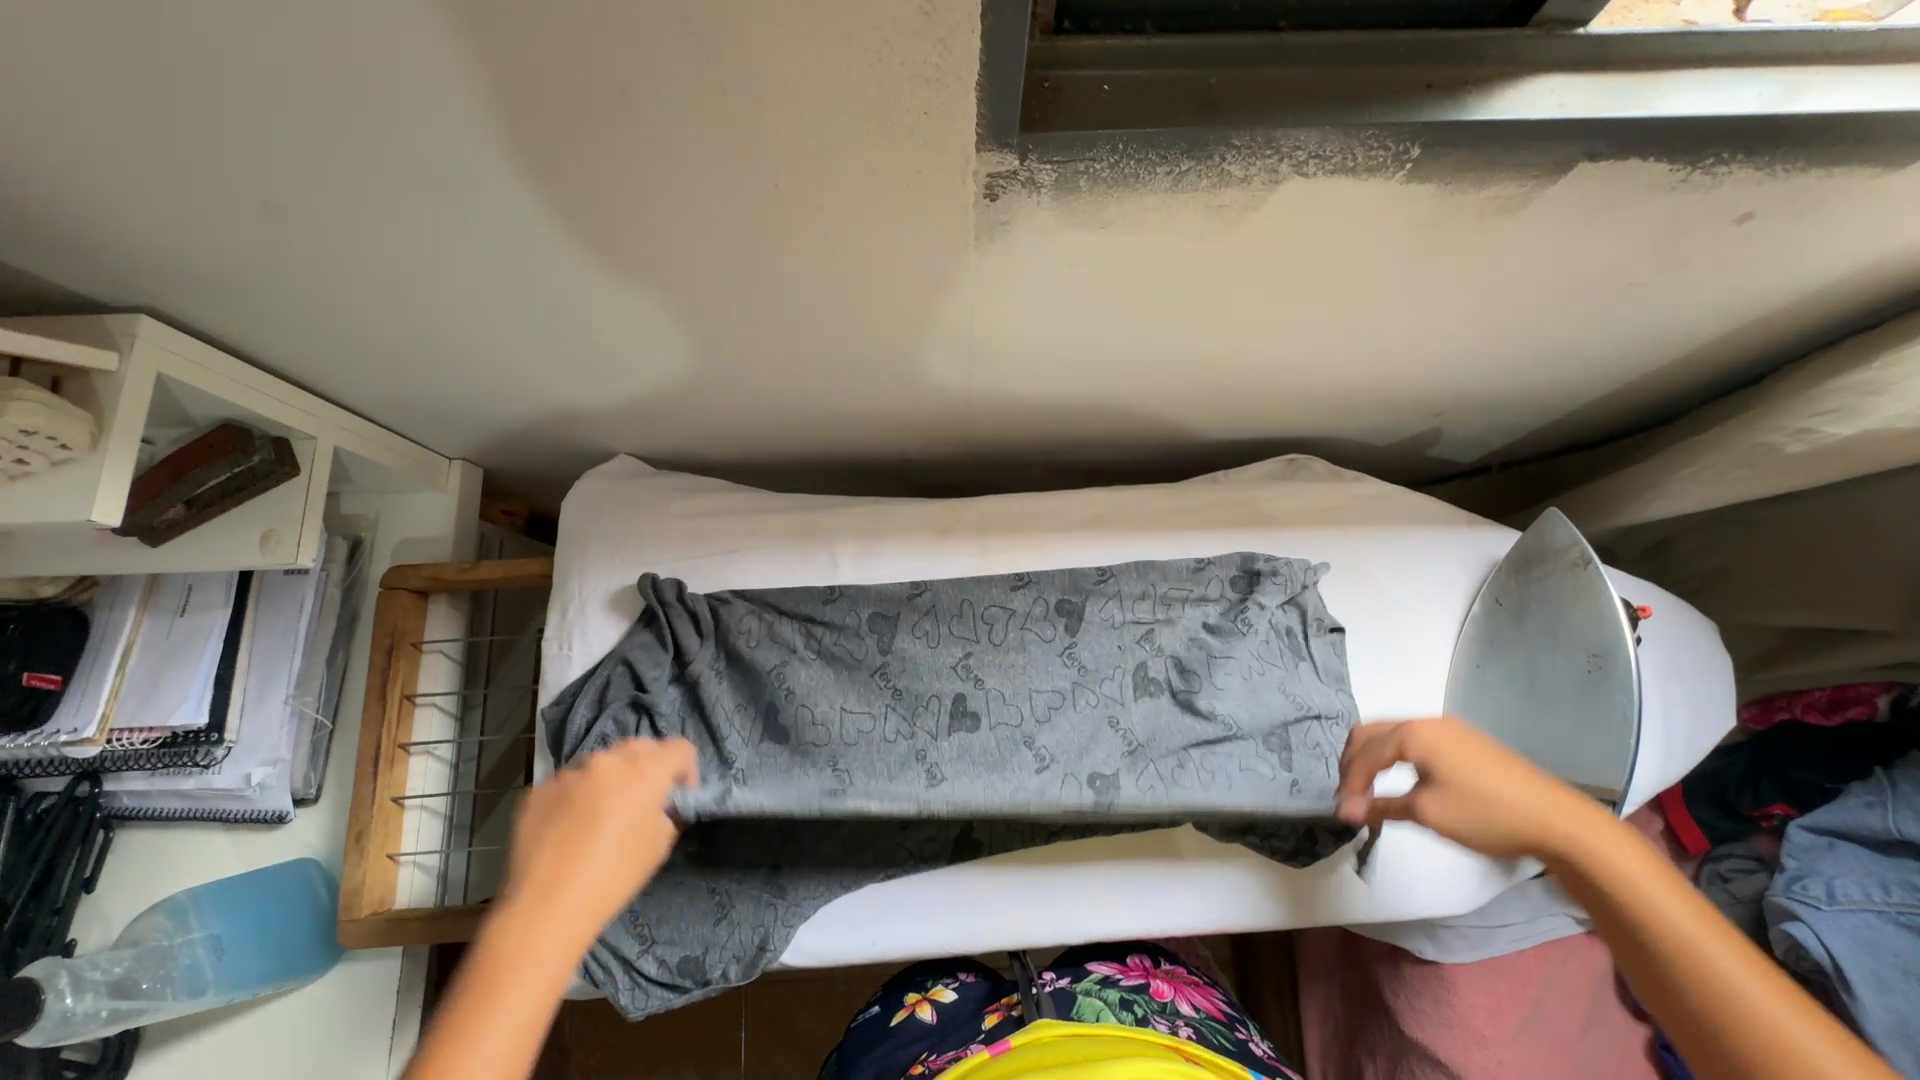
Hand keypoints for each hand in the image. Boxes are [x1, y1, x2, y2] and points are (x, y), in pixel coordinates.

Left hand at [497, 736, 698, 938]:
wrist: (546, 906)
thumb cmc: (615, 876)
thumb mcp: (661, 844)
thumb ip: (667, 811)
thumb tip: (660, 804)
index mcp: (645, 771)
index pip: (680, 747)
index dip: (686, 770)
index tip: (678, 797)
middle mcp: (607, 761)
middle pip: (640, 747)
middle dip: (649, 768)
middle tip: (644, 802)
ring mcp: (569, 773)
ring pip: (601, 764)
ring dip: (611, 781)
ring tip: (602, 817)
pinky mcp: (538, 790)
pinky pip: (569, 784)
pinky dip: (578, 797)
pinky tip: (570, 829)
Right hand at [1335, 717, 1608, 858]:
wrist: (1556, 820)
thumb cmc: (1485, 813)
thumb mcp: (1427, 813)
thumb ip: (1381, 806)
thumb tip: (1344, 810)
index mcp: (1413, 734)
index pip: (1364, 754)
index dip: (1349, 783)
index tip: (1343, 813)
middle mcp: (1426, 722)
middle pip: (1371, 733)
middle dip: (1354, 762)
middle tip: (1350, 795)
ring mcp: (1448, 730)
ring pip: (1393, 735)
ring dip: (1374, 759)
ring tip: (1369, 790)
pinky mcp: (1464, 743)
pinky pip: (1414, 741)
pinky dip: (1396, 758)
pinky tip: (1400, 780)